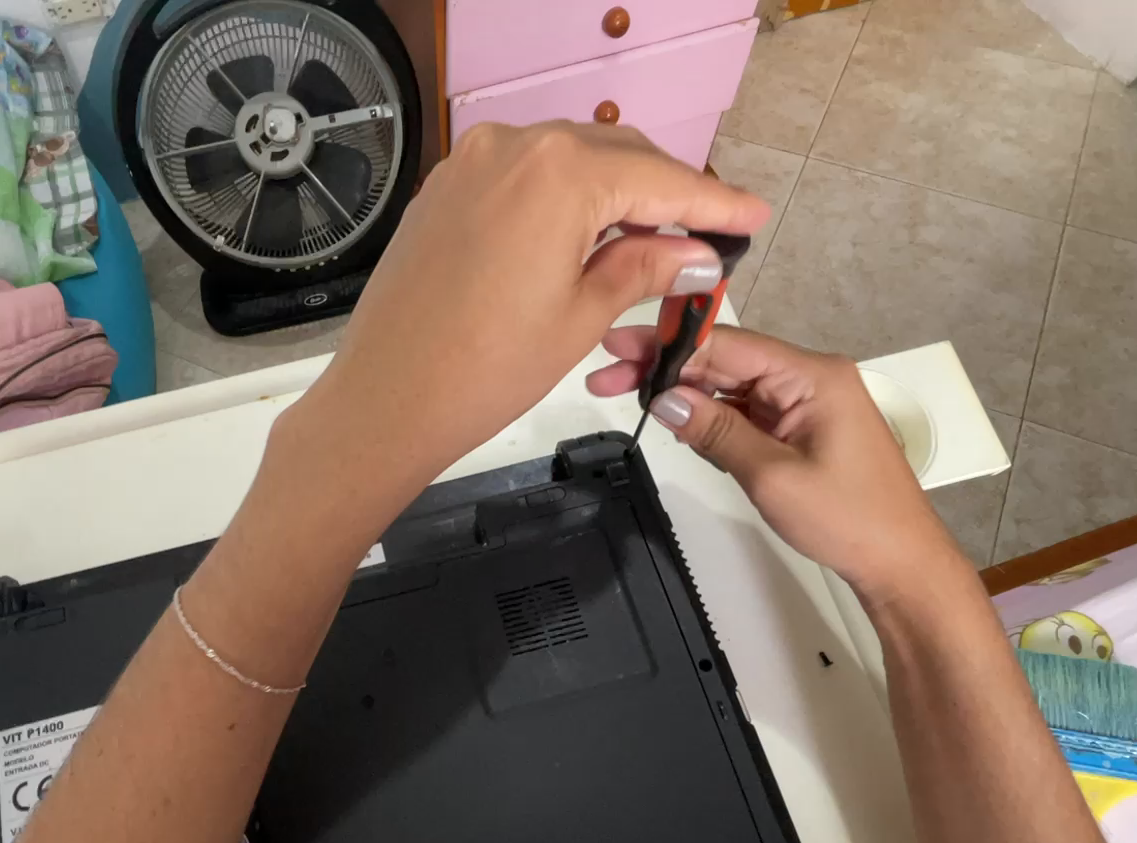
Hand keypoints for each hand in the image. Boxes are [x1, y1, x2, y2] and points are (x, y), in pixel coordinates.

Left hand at [273, 122, 768, 506]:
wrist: (386, 402)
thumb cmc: (484, 371)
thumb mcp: (579, 319)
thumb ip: (643, 267)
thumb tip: (695, 250)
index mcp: (558, 173)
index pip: (659, 178)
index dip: (712, 202)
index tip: (750, 215)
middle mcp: (511, 146)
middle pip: (614, 156)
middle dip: (662, 194)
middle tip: (700, 235)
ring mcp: (469, 164)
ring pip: (564, 163)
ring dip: (610, 194)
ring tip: (644, 242)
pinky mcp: (443, 191)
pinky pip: (520, 180)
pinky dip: (558, 201)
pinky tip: (577, 236)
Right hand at [587, 325, 969, 602]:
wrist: (898, 560)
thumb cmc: (847, 518)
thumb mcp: (771, 475)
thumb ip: (715, 431)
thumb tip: (663, 399)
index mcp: (810, 376)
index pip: (726, 344)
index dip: (667, 343)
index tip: (618, 348)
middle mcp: (807, 378)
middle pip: (723, 360)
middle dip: (666, 368)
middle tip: (608, 378)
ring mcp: (802, 403)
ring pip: (729, 386)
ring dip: (684, 394)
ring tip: (631, 398)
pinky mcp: (797, 428)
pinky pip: (743, 411)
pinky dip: (709, 418)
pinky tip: (680, 425)